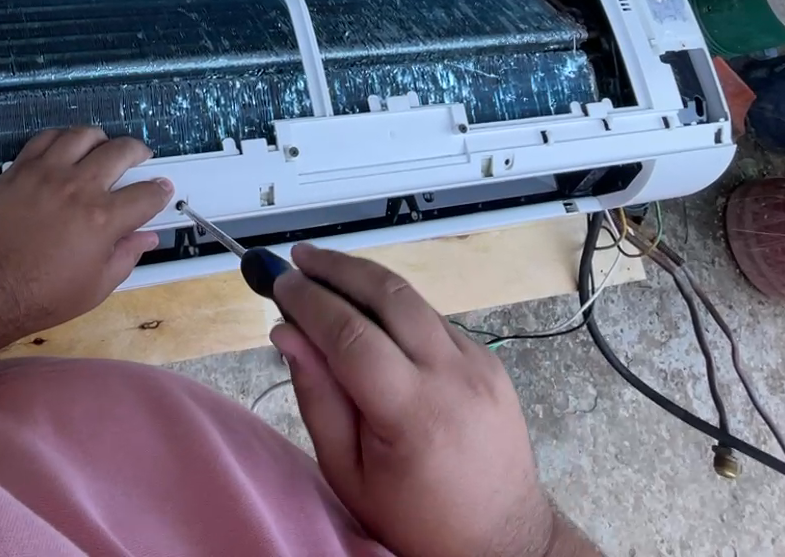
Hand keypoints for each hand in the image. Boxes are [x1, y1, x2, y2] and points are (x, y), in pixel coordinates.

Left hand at [0, 127, 171, 341]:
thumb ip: (126, 256)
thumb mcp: (95, 286)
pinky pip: (46, 138)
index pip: (146, 194)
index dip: (160, 190)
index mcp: (102, 220)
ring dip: (101, 138)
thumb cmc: (39, 294)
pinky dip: (62, 137)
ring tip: (103, 146)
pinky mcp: (20, 169)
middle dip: (139, 152)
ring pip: (83, 135)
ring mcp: (47, 173)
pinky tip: (66, 146)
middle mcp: (78, 188)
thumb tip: (146, 238)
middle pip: (121, 151)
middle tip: (140, 157)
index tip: (161, 189)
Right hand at [270, 245, 596, 556]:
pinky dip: (391, 305)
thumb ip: (316, 396)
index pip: (350, 333)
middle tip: (299, 257)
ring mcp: (478, 362)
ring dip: (362, 278)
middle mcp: (453, 375)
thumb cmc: (414, 519)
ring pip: (410, 298)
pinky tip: (365, 311)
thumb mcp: (347, 473)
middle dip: (337, 267)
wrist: (505, 541)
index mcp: (414, 413)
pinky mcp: (488, 359)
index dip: (309, 301)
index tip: (279, 283)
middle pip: (388, 293)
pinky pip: (429, 316)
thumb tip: (285, 332)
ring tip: (322, 270)